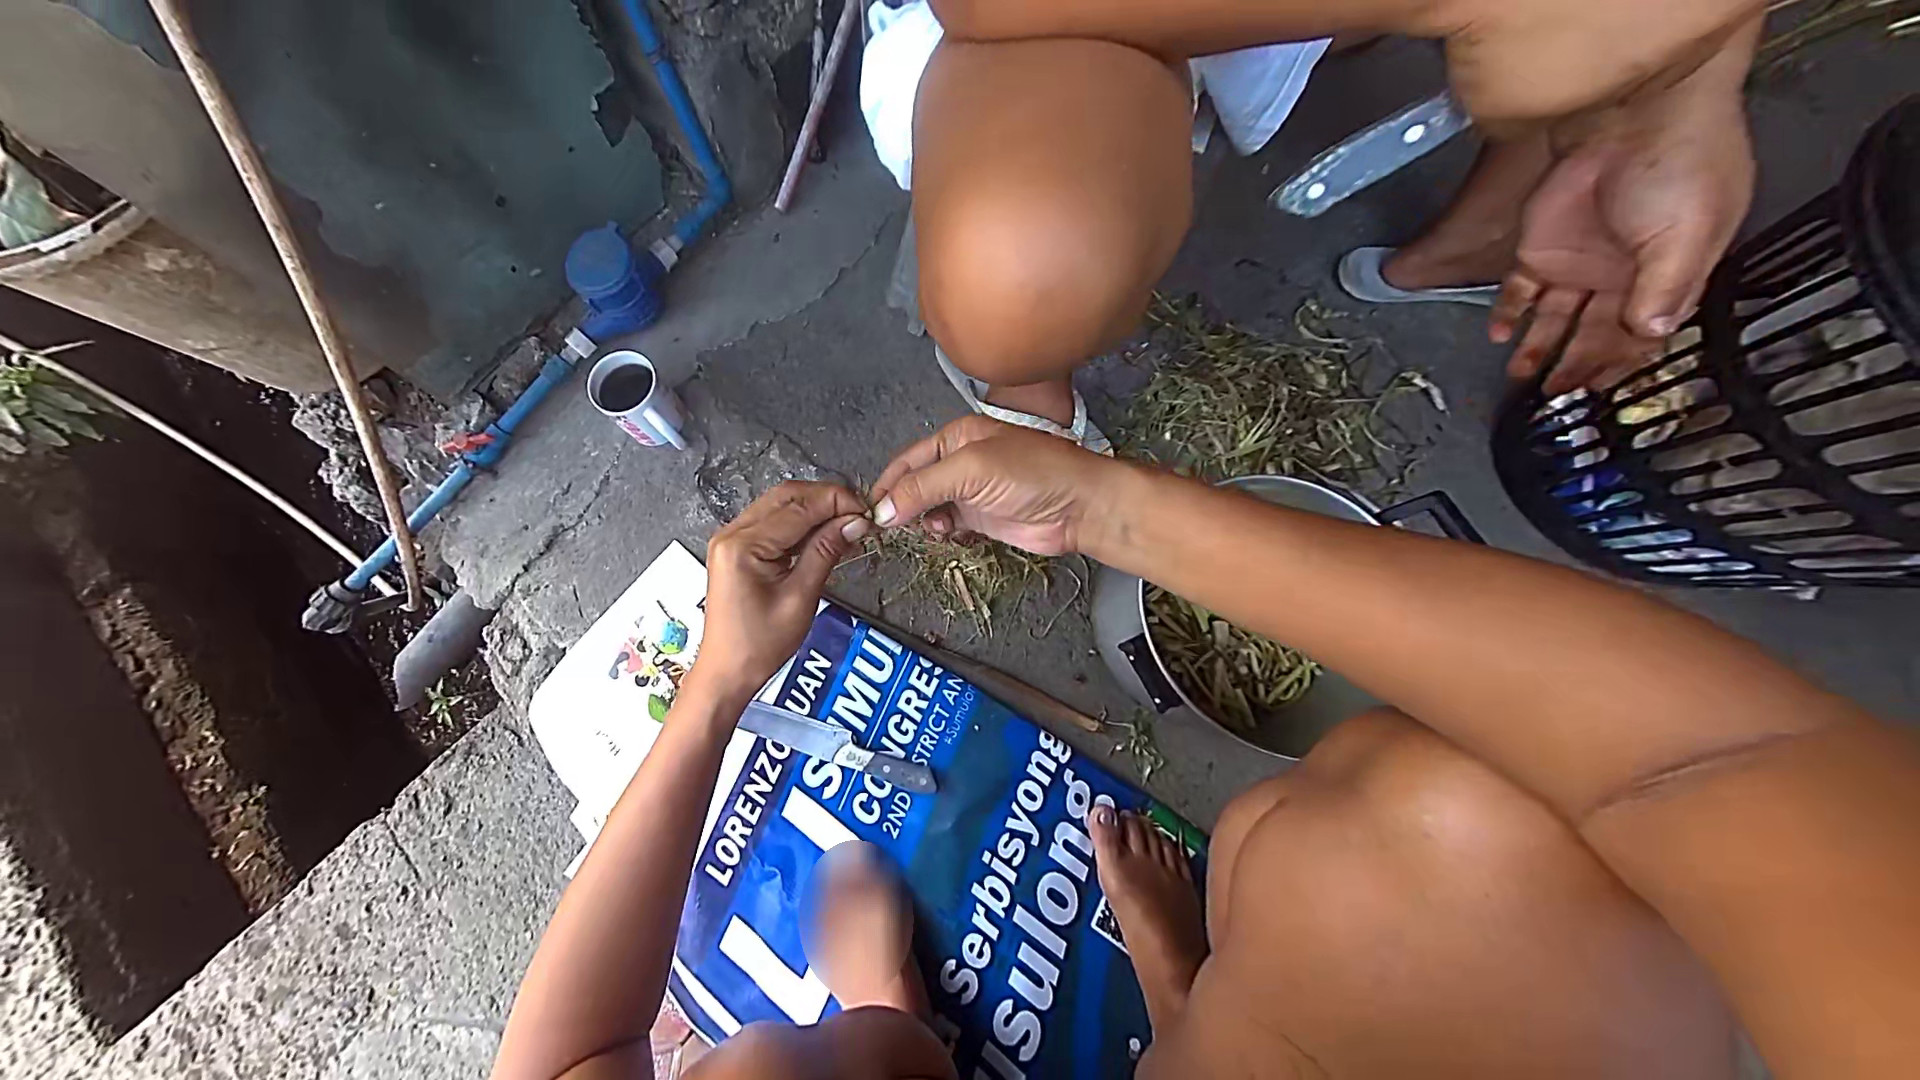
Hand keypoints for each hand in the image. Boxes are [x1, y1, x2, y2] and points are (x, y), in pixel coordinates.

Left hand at [692, 481, 870, 695]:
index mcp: (743, 546)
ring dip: (816, 507)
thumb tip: (854, 522)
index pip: (799, 507)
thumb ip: (826, 552)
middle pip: (788, 496)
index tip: (865, 511)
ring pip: (781, 503)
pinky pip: (774, 521)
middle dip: (827, 499)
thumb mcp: (801, 598)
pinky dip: (802, 521)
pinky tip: (824, 533)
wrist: (727, 671)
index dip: (837, 503)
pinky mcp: (738, 548)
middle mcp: (732, 534)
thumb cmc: (760, 644)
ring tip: (847, 523)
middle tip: (859, 514)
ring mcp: (732, 539)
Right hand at [869, 416, 1120, 555]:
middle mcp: (962, 461)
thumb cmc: (1034, 474)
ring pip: (929, 506)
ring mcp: (973, 491)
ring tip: (927, 527)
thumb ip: (923, 487)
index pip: (909, 460)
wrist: (1079, 507)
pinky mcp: (983, 517)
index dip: (889, 483)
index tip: (871, 508)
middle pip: (917, 484)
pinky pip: (948, 523)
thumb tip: (884, 510)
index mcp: (957, 437)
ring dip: (921, 519)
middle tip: (888, 525)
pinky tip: (944, 532)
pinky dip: (940, 530)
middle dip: (902, 503)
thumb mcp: (971, 470)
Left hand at [1489, 18, 1756, 394]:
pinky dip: (1507, 316)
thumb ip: (1665, 287)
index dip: (1621, 363)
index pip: (1641, 333)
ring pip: (1553, 319)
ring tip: (1519, 378)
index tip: (1599, 392)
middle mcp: (1619, 276)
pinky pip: (1518, 293)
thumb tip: (1651, 332)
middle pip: (1593, 333)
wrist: (1627, 126)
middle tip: (1553, 395)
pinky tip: (1498, 337)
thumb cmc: (1675, 170)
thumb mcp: (1685, 234)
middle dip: (1575, 365)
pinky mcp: (1539, 254)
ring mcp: (1576, 266)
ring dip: (1537, 349)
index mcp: (1666, 275)